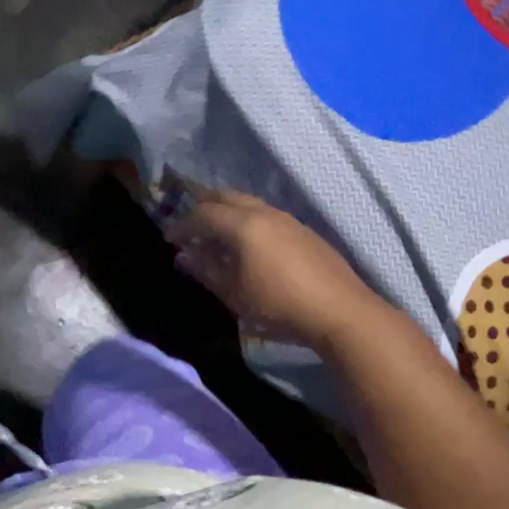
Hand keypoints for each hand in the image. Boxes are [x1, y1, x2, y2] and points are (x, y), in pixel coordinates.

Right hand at [164, 186, 387, 352]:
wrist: (339, 311)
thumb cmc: (277, 304)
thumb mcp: (233, 293)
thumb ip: (206, 270)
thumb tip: (184, 255)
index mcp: (243, 225)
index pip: (203, 213)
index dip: (182, 224)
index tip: (169, 239)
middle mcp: (264, 213)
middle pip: (226, 197)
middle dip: (203, 207)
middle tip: (189, 227)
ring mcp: (287, 219)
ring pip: (248, 204)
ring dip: (227, 213)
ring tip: (216, 236)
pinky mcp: (303, 231)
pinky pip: (265, 215)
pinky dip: (246, 221)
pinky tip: (247, 245)